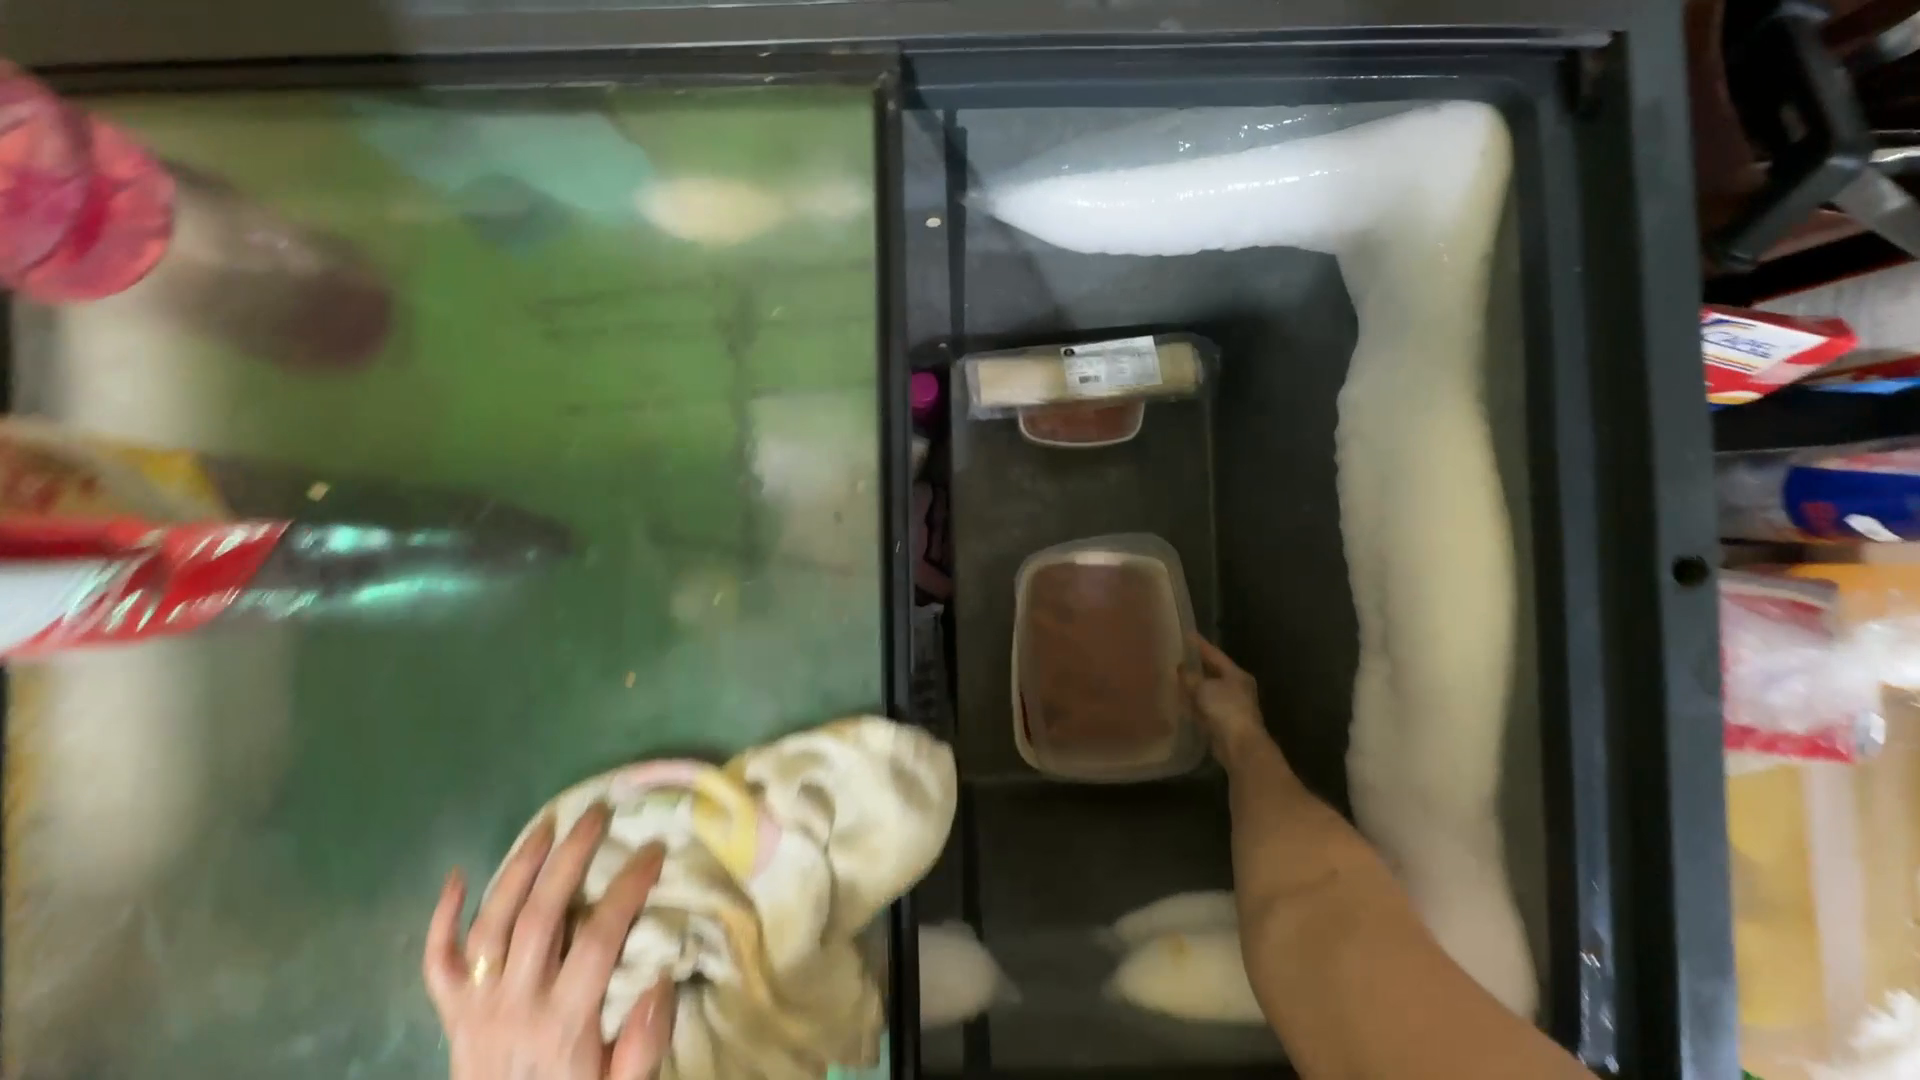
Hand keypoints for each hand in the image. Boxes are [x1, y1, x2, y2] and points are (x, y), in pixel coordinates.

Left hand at [424, 804, 673, 1079]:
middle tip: (597, 812)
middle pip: (542, 914)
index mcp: (563, 1023)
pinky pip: (436, 963)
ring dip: (517, 868)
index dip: (629, 887)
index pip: (601, 937)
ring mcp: (475, 1007)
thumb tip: (662, 977)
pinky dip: (440, 920)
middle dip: (572, 856)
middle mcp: (514, 1004)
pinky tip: (455, 879)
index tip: (655, 849)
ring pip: (491, 924)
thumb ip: (643, 1046)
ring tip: (546, 824)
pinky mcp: (450, 1014)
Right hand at [1181, 634, 1267, 766]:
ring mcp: (1228, 707)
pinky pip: (1201, 709)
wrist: (1239, 745)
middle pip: (1211, 673)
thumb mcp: (1205, 687)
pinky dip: (1191, 705)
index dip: (1200, 644)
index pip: (1215, 654)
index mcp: (1236, 675)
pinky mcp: (1219, 724)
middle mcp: (1235, 689)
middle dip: (1195, 666)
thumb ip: (1190, 677)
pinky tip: (1177, 701)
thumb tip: (1180, 669)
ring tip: (1172, 676)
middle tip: (1176, 655)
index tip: (1186, 634)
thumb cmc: (1226, 708)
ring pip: (1205, 692)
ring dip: (1191, 687)